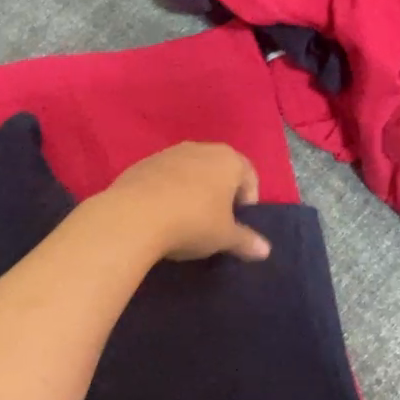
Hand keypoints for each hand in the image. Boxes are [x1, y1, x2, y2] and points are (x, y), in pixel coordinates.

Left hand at [97, 143, 269, 261]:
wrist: (134, 215)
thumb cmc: (193, 222)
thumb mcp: (224, 237)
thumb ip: (246, 241)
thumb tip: (265, 251)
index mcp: (228, 159)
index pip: (249, 176)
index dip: (248, 201)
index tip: (238, 224)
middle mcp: (200, 148)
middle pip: (218, 170)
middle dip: (220, 194)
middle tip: (214, 223)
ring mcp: (168, 153)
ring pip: (190, 172)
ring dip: (192, 192)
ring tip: (185, 220)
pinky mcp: (141, 164)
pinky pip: (163, 178)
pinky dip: (167, 193)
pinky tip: (160, 216)